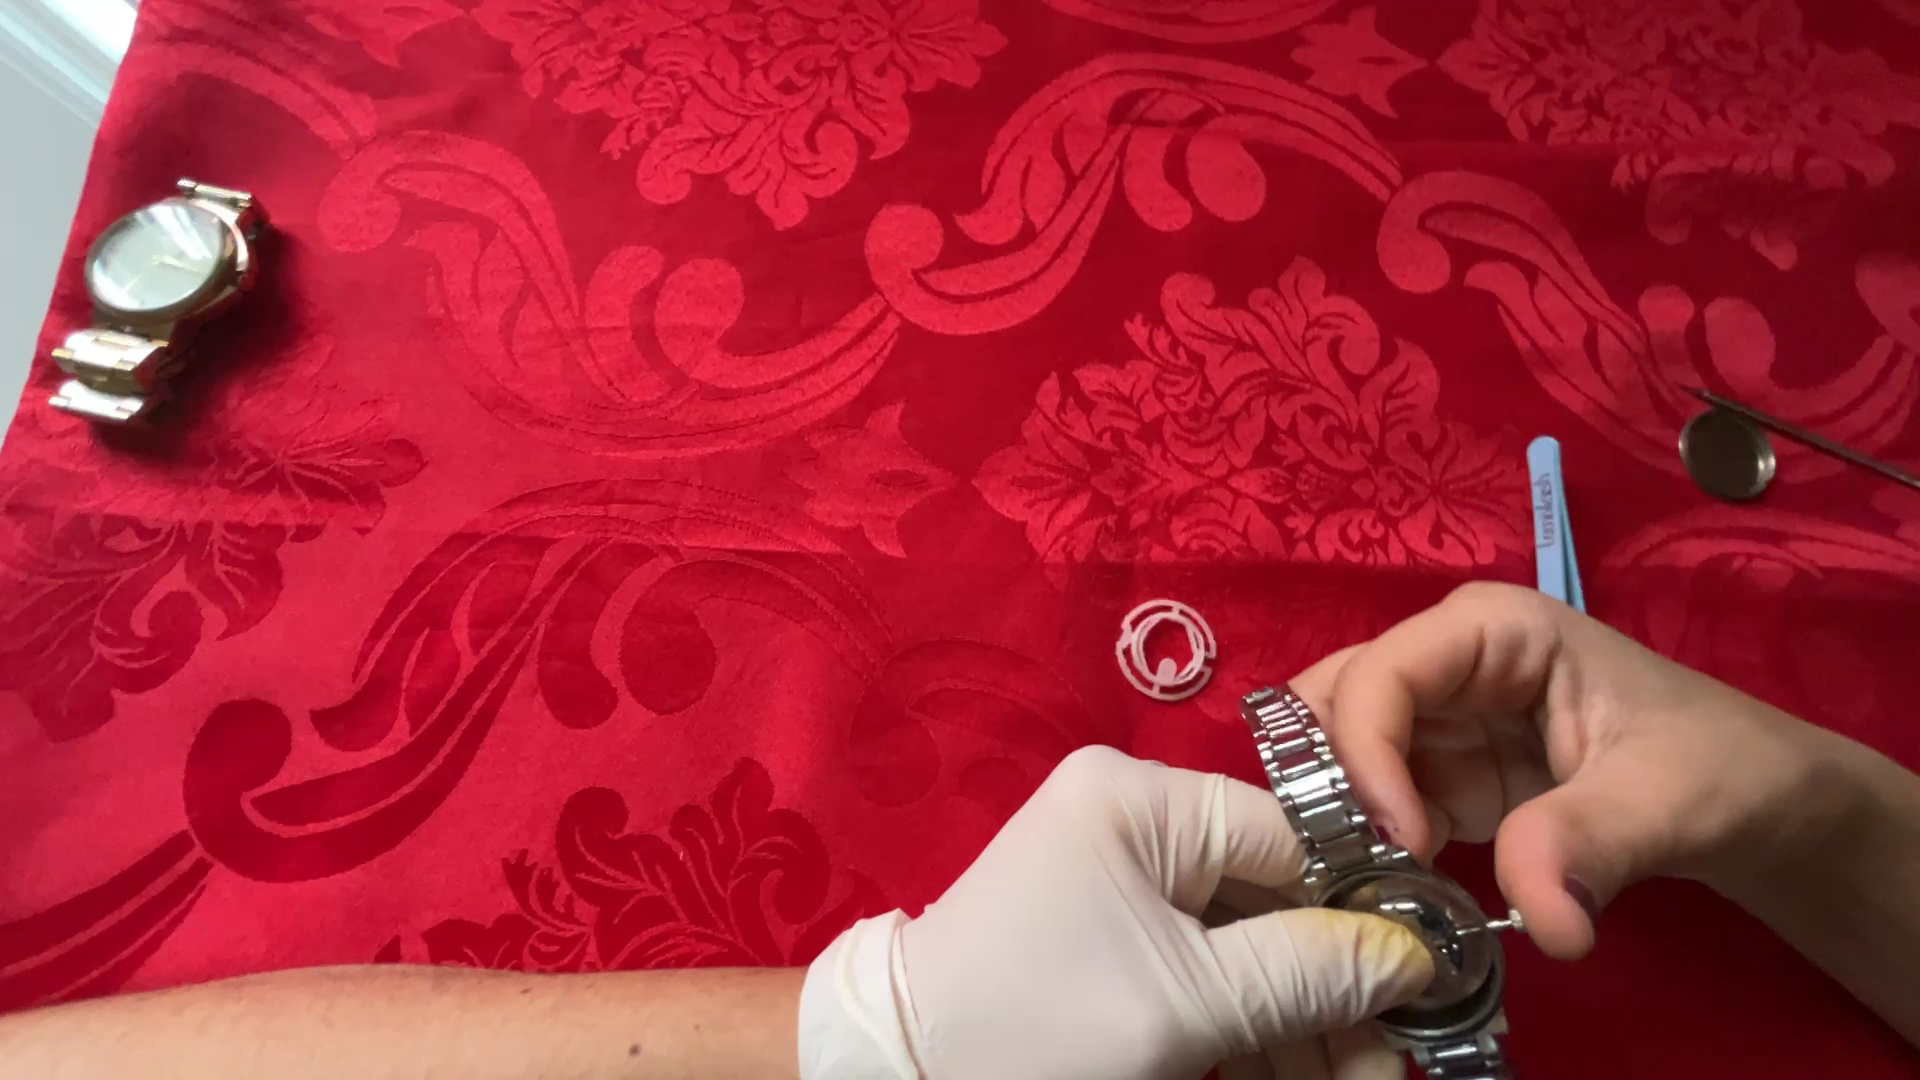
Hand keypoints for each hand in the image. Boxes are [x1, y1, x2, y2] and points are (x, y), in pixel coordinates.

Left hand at [799, 746, 1435, 1079]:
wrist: (913, 1060)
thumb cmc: (1044, 1022)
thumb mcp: (1188, 1003)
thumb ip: (1307, 972)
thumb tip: (1412, 951)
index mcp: (1138, 796)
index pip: (1281, 834)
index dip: (1353, 907)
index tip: (1418, 987)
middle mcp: (1129, 810)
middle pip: (1262, 892)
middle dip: (1325, 984)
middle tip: (1382, 1068)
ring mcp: (1116, 860)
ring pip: (1235, 933)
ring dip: (1290, 1014)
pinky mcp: (1107, 909)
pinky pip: (1193, 951)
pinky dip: (1239, 1013)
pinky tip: (1281, 1068)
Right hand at [1291, 582, 1858, 960]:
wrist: (1756, 806)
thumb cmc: (1724, 768)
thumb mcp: (1673, 799)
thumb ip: (1589, 844)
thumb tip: (1541, 925)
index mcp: (1485, 629)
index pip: (1383, 672)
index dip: (1366, 748)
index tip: (1398, 839)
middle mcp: (1437, 659)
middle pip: (1331, 693)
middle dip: (1317, 762)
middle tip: (1333, 841)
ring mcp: (1427, 712)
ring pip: (1330, 737)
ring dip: (1326, 797)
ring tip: (1347, 859)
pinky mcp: (1428, 766)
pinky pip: (1363, 790)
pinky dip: (1354, 829)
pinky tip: (1374, 871)